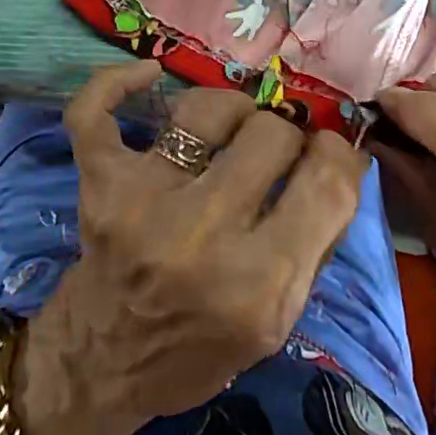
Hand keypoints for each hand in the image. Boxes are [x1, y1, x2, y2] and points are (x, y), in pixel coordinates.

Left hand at [15, 61, 369, 434]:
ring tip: (232, 124)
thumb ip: (312, 244)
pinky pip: (96, 110)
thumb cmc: (197, 349)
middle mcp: (199, 235)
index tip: (328, 150)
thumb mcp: (276, 324)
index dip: (339, 155)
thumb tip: (335, 162)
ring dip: (231, 109)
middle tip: (275, 149)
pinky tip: (150, 75)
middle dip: (285, 135)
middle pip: (269, 134)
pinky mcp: (97, 182)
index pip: (326, 185)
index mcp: (257, 284)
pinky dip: (118, 82)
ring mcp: (140, 201)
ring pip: (204, 109)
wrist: (105, 359)